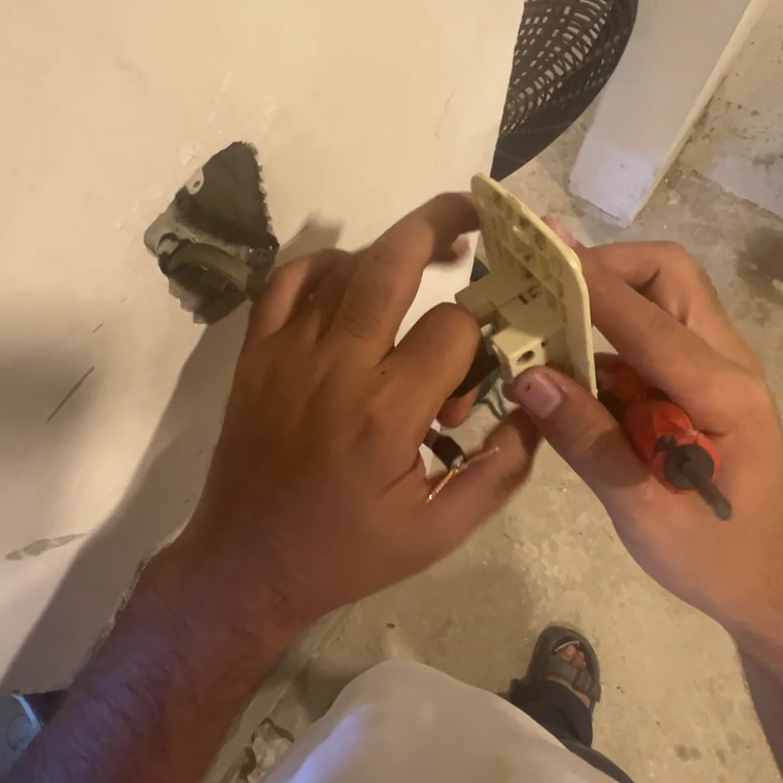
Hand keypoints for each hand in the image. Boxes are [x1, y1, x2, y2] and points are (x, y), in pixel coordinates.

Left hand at [163, 194, 539, 640]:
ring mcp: (288, 352)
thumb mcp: (439, 533)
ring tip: (423, 261)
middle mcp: (337, 366)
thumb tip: (537, 408)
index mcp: (387, 412)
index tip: (477, 365)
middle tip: (475, 219)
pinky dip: (323, 265)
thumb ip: (498, 470)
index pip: (453, 329)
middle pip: (394, 261)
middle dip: (442, 226)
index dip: (480, 335)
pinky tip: (350, 279)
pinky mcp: (255, 352)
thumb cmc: (346, 552)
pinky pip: (287, 280)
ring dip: (390, 252)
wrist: (245, 563)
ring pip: (345, 265)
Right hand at [505, 237, 782, 642]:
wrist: (771, 585)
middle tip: (544, 283)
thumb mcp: (644, 511)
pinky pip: (651, 330)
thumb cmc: (716, 557)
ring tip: (541, 305)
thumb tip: (528, 377)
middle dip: (606, 265)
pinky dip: (605, 329)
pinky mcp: (699, 380)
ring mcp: (716, 367)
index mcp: (723, 393)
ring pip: (664, 293)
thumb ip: (589, 441)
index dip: (589, 286)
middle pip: (670, 275)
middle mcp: (727, 362)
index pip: (647, 320)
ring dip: (605, 289)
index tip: (534, 260)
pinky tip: (562, 353)